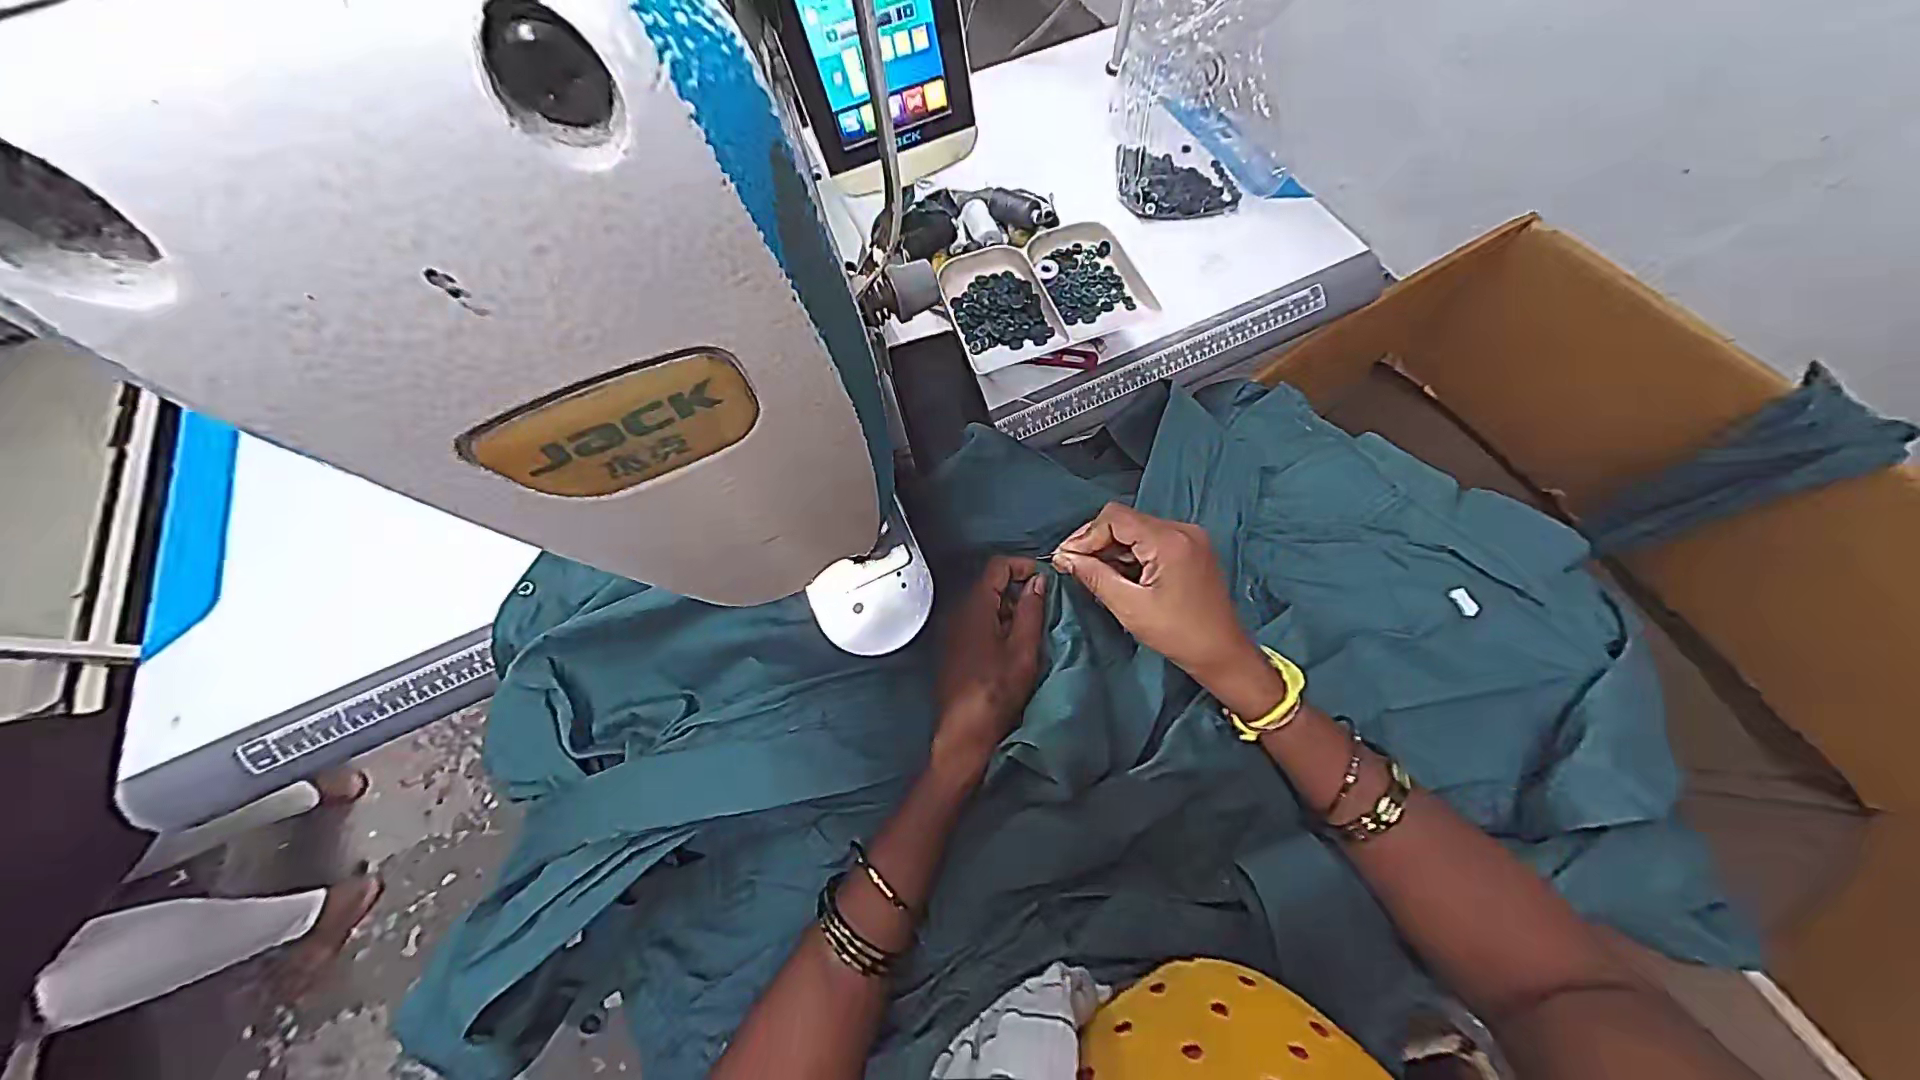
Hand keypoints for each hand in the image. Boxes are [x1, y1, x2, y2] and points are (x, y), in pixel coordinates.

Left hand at [932, 556, 1047, 776]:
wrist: (965, 730)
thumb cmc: (997, 690)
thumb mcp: (1023, 648)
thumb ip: (1031, 609)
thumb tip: (1037, 581)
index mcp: (975, 606)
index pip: (997, 566)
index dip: (1022, 565)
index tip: (1043, 578)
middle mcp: (958, 612)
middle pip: (989, 584)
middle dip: (1017, 589)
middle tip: (1042, 607)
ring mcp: (952, 630)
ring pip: (984, 604)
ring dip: (1008, 608)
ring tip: (1029, 631)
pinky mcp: (953, 647)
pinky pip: (976, 622)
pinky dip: (996, 624)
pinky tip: (1010, 647)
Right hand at [1051, 503, 1282, 715]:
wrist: (1222, 652)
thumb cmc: (1177, 634)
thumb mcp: (1129, 606)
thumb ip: (1094, 576)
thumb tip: (1065, 558)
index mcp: (1169, 540)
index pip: (1114, 518)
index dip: (1085, 536)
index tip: (1066, 559)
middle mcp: (1182, 529)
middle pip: (1124, 520)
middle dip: (1095, 541)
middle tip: (1073, 565)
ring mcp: (1189, 537)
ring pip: (1136, 529)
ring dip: (1111, 548)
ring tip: (1092, 572)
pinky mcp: (1191, 548)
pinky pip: (1151, 539)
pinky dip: (1130, 553)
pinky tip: (1117, 573)